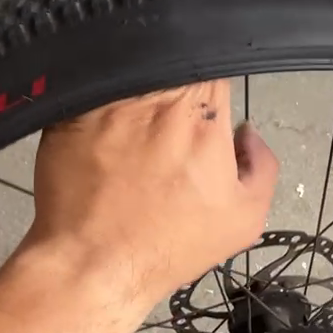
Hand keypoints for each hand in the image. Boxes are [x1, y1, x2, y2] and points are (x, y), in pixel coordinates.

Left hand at [23, 81, 278, 307]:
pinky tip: (100, 143)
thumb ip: (263, 166)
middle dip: (172, 92)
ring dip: (134, 100)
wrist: (94, 266)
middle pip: (170, 68)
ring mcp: (107, 103)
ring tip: (131, 139)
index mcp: (202, 117)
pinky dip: (97, 110)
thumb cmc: (166, 247)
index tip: (204, 111)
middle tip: (165, 132)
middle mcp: (154, 100)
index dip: (210, 88)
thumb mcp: (244, 219)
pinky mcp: (69, 114)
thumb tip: (247, 135)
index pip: (214, 66)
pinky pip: (89, 93)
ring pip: (129, 77)